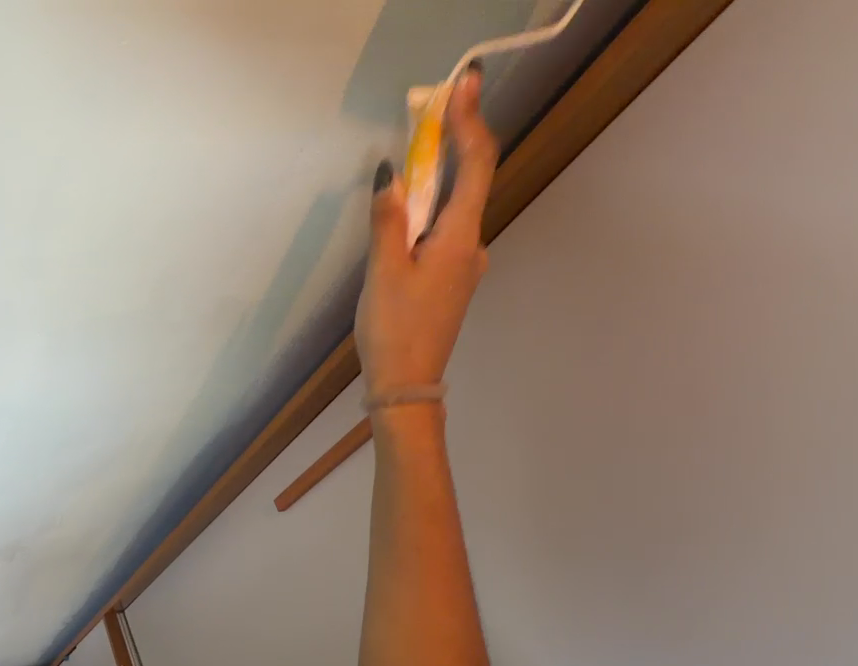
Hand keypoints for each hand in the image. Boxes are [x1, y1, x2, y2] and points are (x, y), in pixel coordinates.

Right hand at [354, 67, 495, 395]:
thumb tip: (391, 173)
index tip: (460, 85)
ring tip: (408, 164)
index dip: (468, 121)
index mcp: (460, 238)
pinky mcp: (451, 282)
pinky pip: (444, 233)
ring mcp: (465, 266)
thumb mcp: (383, 273)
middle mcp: (472, 245)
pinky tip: (405, 218)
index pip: (474, 164)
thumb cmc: (394, 330)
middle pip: (467, 182)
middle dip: (449, 144)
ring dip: (434, 181)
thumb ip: (387, 220)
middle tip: (428, 113)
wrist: (407, 386)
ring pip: (453, 210)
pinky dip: (428, 213)